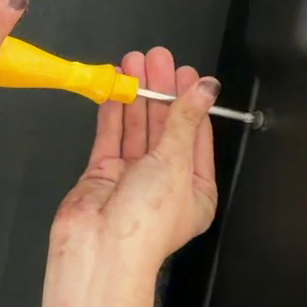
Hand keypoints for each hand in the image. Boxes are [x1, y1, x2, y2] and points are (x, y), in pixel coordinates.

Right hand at [51, 47, 221, 280]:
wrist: (100, 249)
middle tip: (155, 57)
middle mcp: (163, 183)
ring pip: (136, 129)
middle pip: (164, 128)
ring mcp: (130, 179)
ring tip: (132, 62)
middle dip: (161, 92)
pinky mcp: (101, 175)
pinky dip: (112, 113)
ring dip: (135, 96)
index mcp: (194, 189)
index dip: (190, 101)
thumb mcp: (176, 163)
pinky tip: (114, 88)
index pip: (195, 135)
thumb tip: (205, 88)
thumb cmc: (148, 218)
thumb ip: (184, 120)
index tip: (185, 71)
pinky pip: (109, 138)